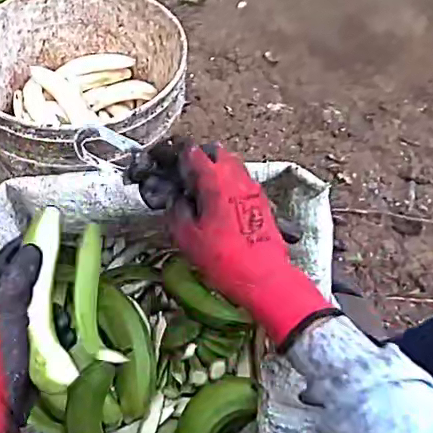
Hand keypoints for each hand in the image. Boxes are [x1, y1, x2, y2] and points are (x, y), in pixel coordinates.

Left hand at [0, 239, 41, 432]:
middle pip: (8, 278)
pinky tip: (53, 317)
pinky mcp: (8, 346)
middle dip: (28, 264)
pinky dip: (40, 313)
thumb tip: (31, 249)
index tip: (40, 231)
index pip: (1, 262)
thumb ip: (19, 281)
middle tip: (53, 253)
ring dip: (35, 288)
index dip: (18, 246)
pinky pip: (26, 320)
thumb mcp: (12, 315)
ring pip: (18, 297)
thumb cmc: (2, 359)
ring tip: (55, 280)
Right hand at [160, 141, 336, 348]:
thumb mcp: (187, 236)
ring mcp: (253, 191)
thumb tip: (176, 200)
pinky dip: (227, 184)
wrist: (264, 279)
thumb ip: (177, 211)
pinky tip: (217, 202)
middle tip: (184, 171)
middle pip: (218, 153)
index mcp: (217, 183)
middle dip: (200, 157)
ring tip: (199, 187)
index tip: (168, 159)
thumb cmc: (224, 258)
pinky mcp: (262, 204)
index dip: (179, 154)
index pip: (195, 154)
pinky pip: (241, 183)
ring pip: (233, 166)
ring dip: (216, 170)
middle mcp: (238, 180)